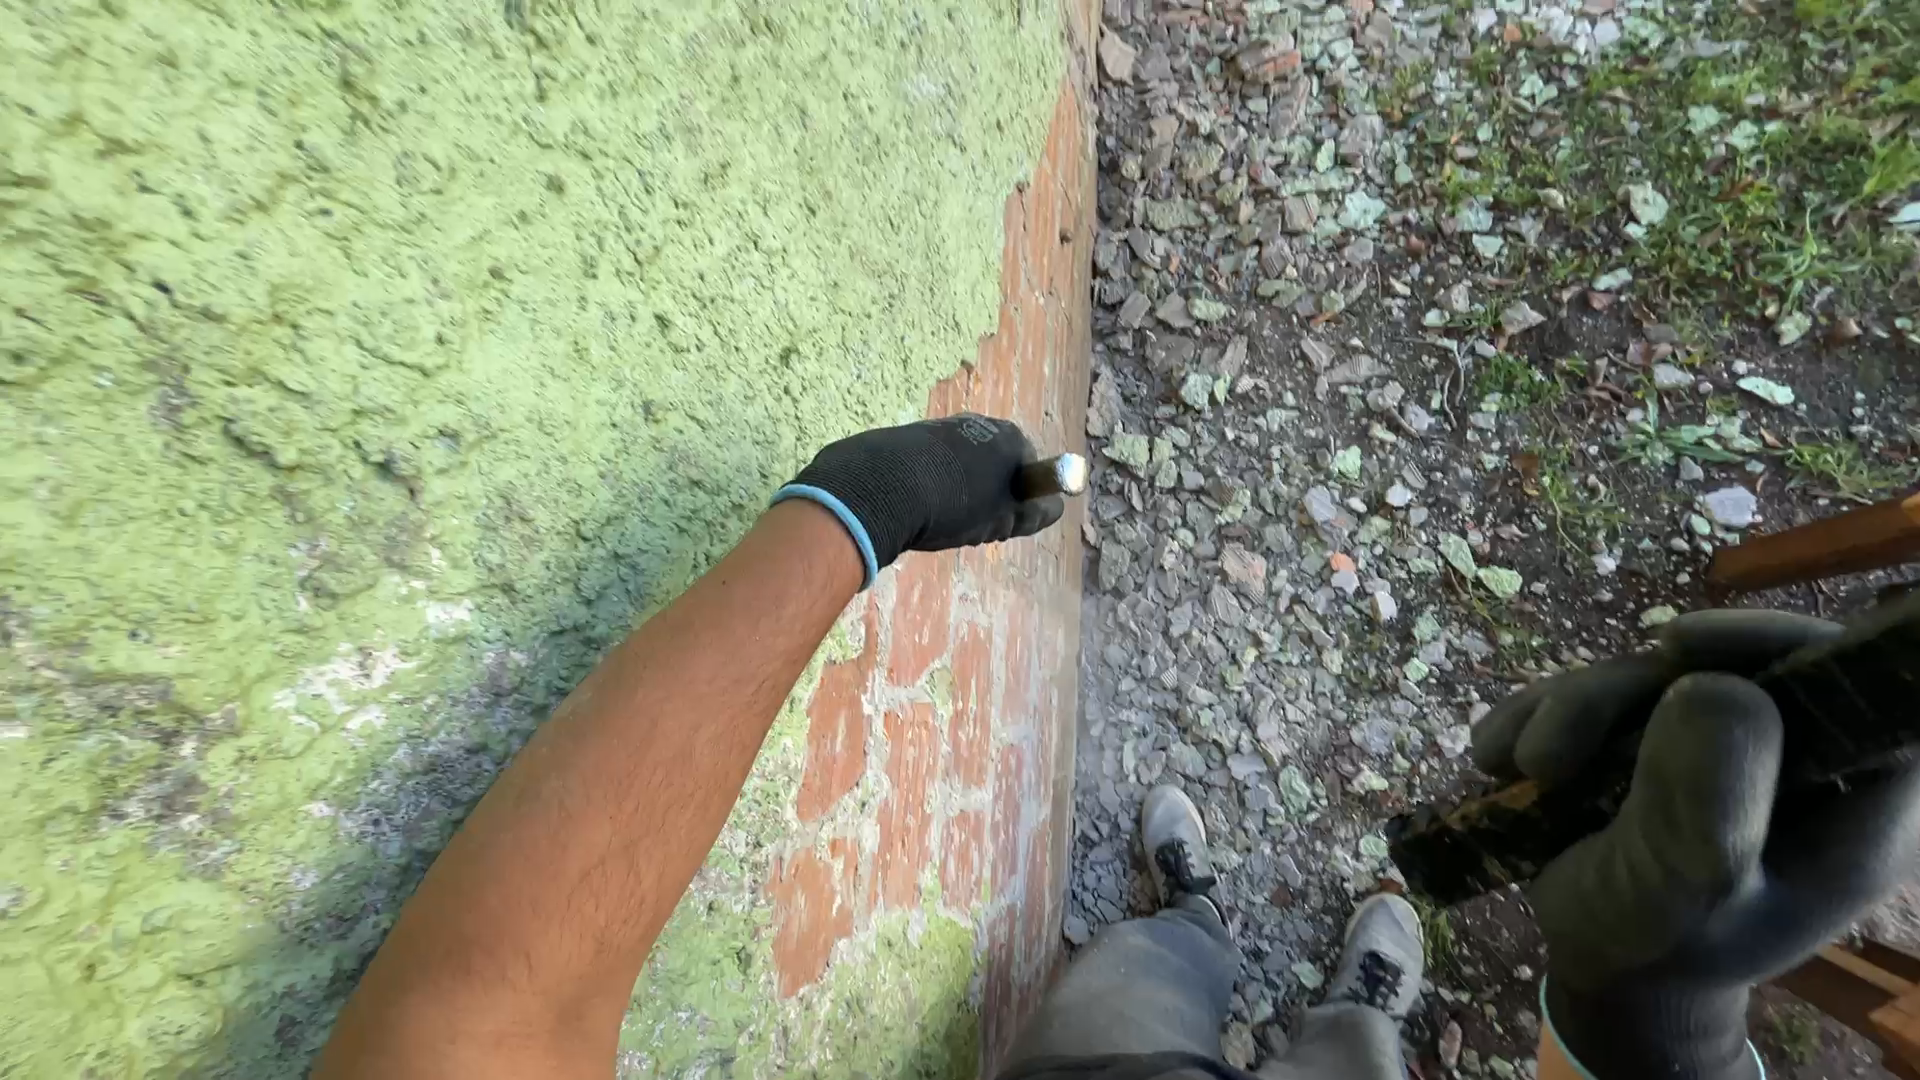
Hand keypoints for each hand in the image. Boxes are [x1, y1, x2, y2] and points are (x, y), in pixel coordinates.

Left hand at [774, 414, 1065, 586]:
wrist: (883, 487)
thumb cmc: (953, 506)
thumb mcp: (1001, 520)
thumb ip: (1032, 514)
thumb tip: (1057, 507)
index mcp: (1011, 438)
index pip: (1031, 472)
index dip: (1018, 501)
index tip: (998, 522)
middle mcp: (982, 423)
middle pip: (996, 465)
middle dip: (986, 492)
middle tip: (968, 523)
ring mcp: (945, 426)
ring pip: (963, 465)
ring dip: (956, 488)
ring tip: (936, 516)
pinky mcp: (912, 435)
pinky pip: (933, 464)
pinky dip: (929, 482)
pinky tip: (914, 504)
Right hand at [1473, 610, 1919, 1079]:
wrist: (1601, 960)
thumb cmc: (1662, 940)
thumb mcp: (1688, 883)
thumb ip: (1707, 795)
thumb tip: (1712, 683)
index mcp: (1847, 791)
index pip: (1849, 683)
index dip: (1773, 642)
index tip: (1677, 645)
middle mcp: (1778, 750)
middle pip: (1701, 667)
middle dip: (1607, 700)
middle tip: (1547, 756)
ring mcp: (1696, 737)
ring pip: (1626, 677)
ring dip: (1554, 715)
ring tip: (1511, 770)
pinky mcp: (1629, 734)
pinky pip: (1574, 694)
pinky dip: (1524, 719)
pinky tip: (1496, 761)